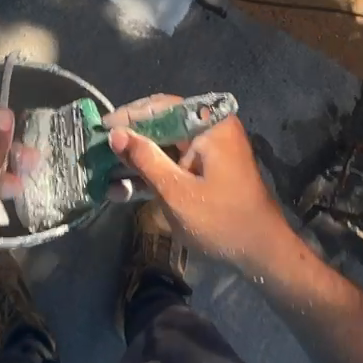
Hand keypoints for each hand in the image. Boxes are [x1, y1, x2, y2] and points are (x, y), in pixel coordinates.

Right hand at [106, 94, 297, 273]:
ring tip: (103, 172)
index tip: (101, 128)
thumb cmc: (223, 220)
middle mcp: (209, 130)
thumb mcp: (177, 192)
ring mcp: (207, 152)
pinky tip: (121, 190)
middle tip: (98, 149)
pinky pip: (172, 165)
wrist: (264, 256)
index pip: (161, 107)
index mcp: (209, 124)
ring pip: (162, 147)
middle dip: (128, 141)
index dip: (129, 115)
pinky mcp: (204, 172)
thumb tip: (115, 133)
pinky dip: (150, 175)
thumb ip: (144, 159)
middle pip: (160, 125)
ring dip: (135, 162)